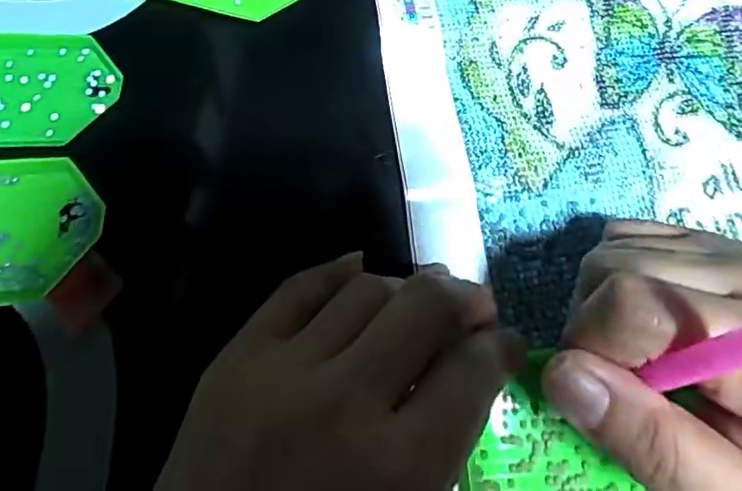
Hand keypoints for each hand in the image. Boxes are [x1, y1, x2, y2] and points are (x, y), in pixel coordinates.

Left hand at [155, 252, 526, 490]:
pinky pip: (300, 286)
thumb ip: (443, 450)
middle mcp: (344, 404)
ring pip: (368, 288)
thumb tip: (475, 370)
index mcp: (396, 470)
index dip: (499, 348)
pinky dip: (338, 272)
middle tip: (474, 305)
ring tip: (419, 296)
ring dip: (407, 286)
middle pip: (425, 308)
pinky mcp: (236, 358)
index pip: (470, 374)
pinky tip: (360, 270)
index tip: (504, 341)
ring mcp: (284, 372)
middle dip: (463, 298)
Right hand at [543, 220, 741, 490]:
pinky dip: (623, 276)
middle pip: (618, 264)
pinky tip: (653, 330)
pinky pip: (642, 235)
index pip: (637, 302)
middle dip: (590, 329)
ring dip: (602, 302)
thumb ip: (656, 445)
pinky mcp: (728, 246)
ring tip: (638, 367)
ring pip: (620, 242)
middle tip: (619, 397)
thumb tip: (559, 373)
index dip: (591, 349)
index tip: (598, 407)